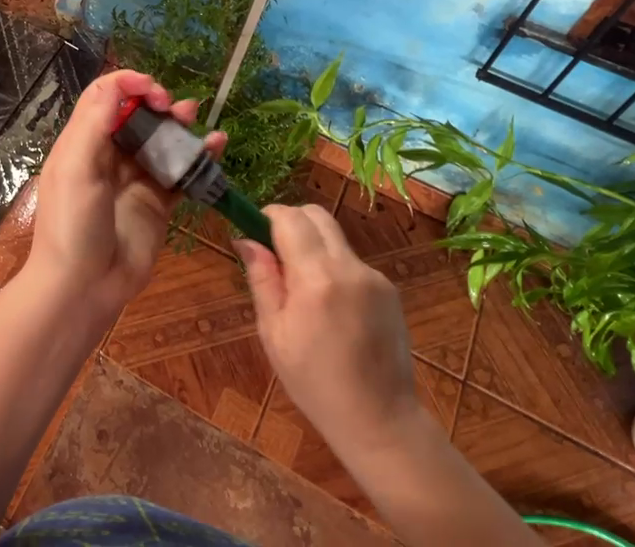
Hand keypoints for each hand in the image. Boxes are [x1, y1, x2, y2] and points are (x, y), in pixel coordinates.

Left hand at [25, 70, 225, 317]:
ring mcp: (135, 180)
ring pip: (162, 142)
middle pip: (137, 116)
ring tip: (195, 117)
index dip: (129, 85)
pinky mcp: (158, 204)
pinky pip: (181, 174)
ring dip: (180, 125)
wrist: (82, 288)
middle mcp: (109, 157)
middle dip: (157, 103)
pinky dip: (199, 158)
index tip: (152, 90)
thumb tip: (120, 82)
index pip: (105, 97)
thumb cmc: (72, 223)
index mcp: (82, 143)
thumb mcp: (76, 167)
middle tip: (173, 107)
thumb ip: (96, 121)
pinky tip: (216, 145)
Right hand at [237, 205, 421, 446]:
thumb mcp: (273, 333)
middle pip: (317, 215)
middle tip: (275, 255)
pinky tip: (331, 310)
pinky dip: (334, 268)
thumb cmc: (314, 382)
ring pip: (335, 239)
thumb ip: (262, 279)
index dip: (267, 216)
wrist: (379, 418)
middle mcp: (349, 267)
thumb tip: (245, 239)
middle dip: (291, 222)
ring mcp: (375, 276)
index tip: (254, 234)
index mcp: (316, 278)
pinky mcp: (389, 289)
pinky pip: (352, 262)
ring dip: (313, 247)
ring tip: (303, 293)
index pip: (290, 218)